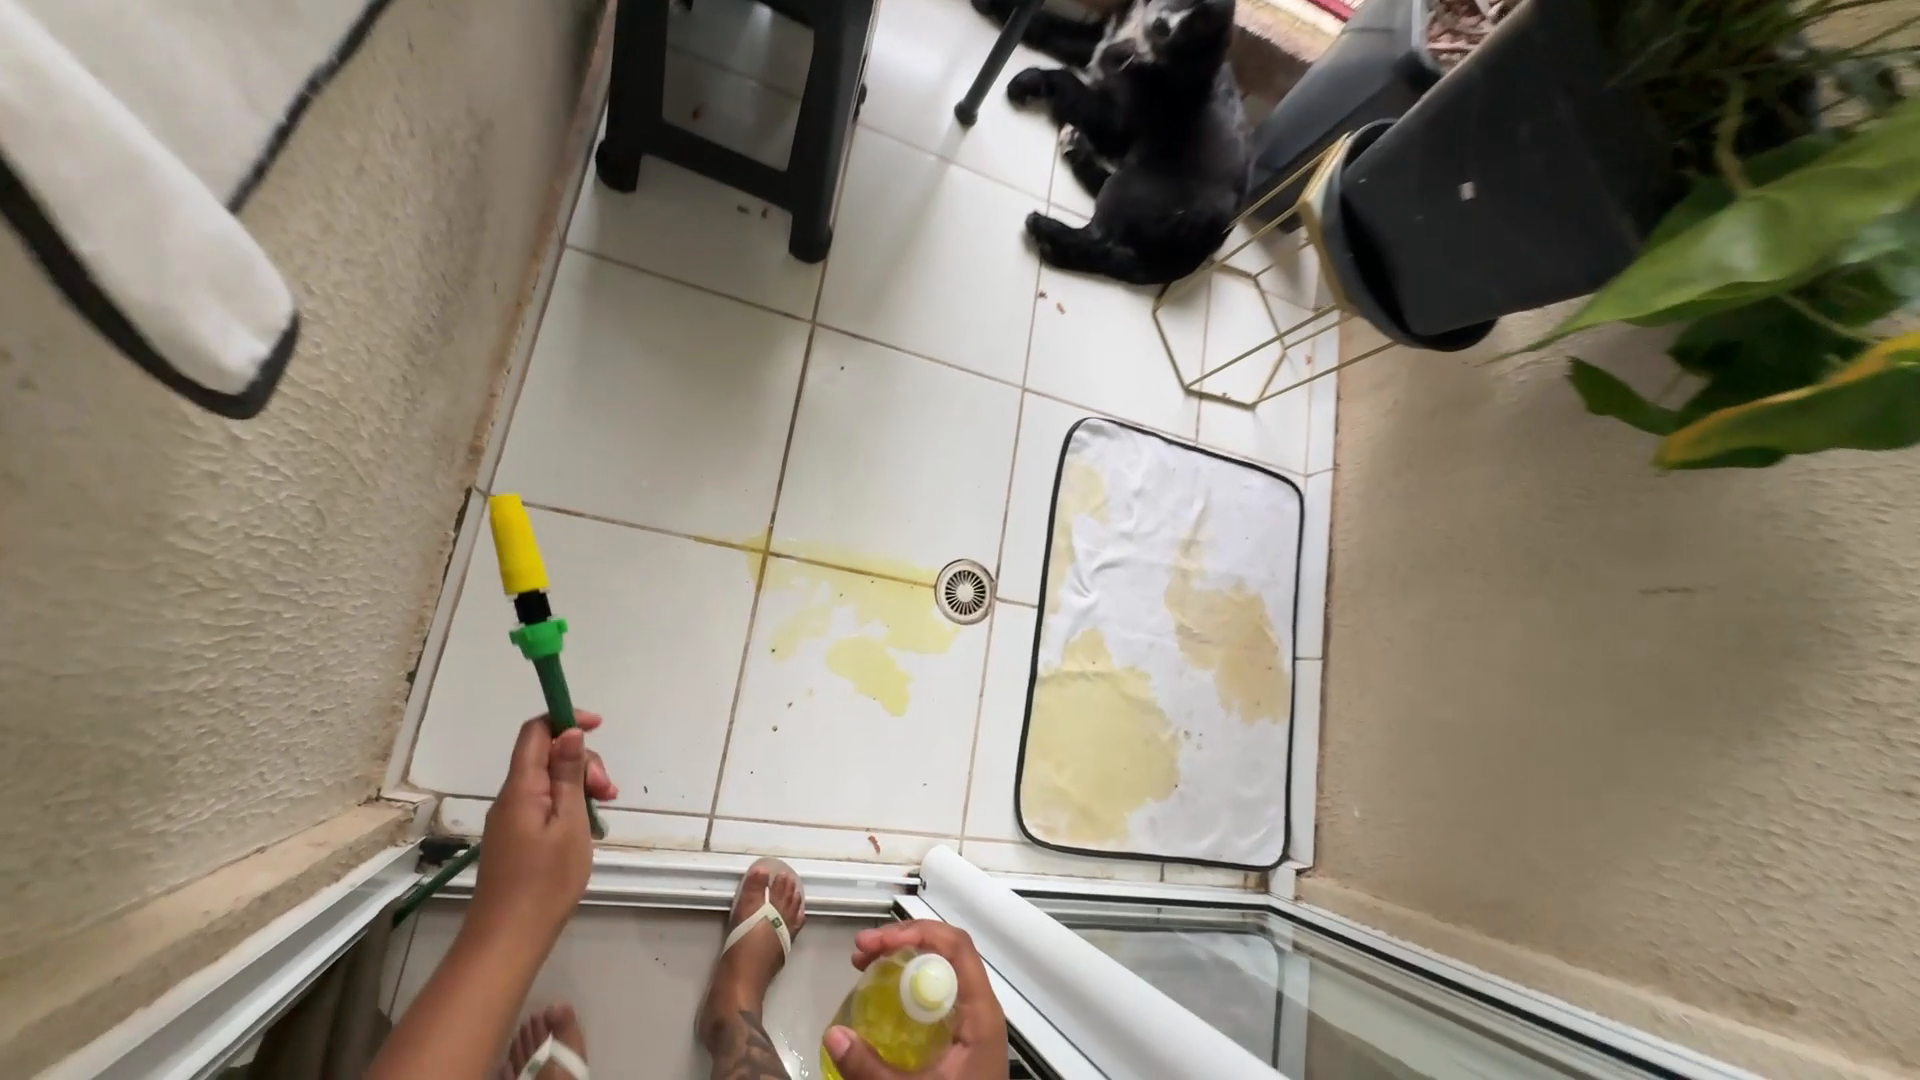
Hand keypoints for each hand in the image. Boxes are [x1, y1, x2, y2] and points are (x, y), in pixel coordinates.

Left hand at [468, 712, 618, 942]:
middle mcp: (510, 797)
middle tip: (606, 790)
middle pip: (546, 756)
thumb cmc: (546, 881)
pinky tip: (587, 825)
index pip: (535, 733)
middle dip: (582, 761)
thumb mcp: (569, 822)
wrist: (508, 940)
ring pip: (549, 781)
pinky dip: (569, 804)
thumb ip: (569, 775)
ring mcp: (511, 819)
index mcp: (521, 788)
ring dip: (580, 784)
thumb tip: (569, 732)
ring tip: (603, 809)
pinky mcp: (516, 837)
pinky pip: (545, 803)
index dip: (565, 719)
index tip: (598, 726)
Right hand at [823, 921, 1008, 1079]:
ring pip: (942, 969)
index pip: (955, 947)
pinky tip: (883, 994)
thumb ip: (871, 1070)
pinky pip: (939, 993)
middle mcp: (981, 1008)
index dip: (916, 933)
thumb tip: (833, 1034)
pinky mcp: (964, 1036)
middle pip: (946, 951)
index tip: (875, 946)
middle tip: (860, 952)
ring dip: (904, 959)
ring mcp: (973, 1021)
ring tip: (864, 964)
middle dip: (902, 941)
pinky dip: (910, 984)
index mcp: (981, 1014)